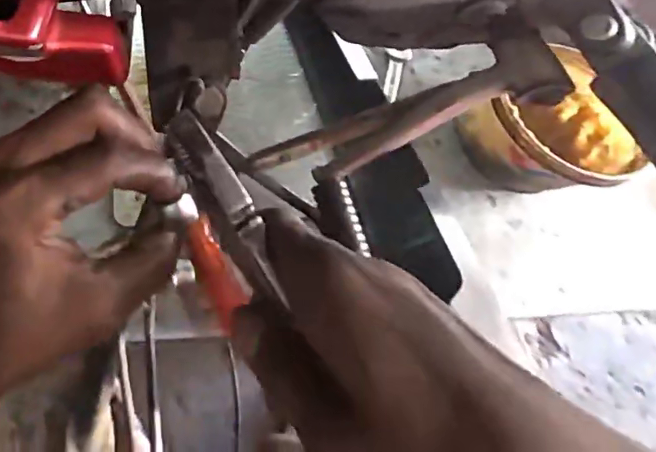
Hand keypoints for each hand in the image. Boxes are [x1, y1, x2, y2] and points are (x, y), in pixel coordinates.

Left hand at [0, 87, 183, 451]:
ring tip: (140, 167)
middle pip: (88, 109)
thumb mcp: (96, 308)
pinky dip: (91, 135)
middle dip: (133, 133)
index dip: (151, 169)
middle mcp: (8, 161)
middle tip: (158, 169)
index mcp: (25, 200)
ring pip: (72, 108)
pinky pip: (56, 123)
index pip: (106, 157)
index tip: (177, 191)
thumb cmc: (20, 336)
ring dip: (114, 130)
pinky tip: (109, 165)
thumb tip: (181, 221)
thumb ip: (149, 261)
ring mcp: (0, 154)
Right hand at [236, 210, 641, 451]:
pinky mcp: (429, 308)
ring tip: (317, 382)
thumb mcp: (327, 425)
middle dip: (277, 292)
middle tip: (270, 355)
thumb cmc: (411, 442)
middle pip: (300, 254)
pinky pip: (370, 300)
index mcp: (328, 278)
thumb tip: (244, 316)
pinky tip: (365, 385)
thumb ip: (279, 364)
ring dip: (314, 313)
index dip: (239, 245)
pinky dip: (350, 326)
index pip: (267, 225)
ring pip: (335, 281)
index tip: (226, 287)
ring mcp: (402, 282)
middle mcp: (363, 263)